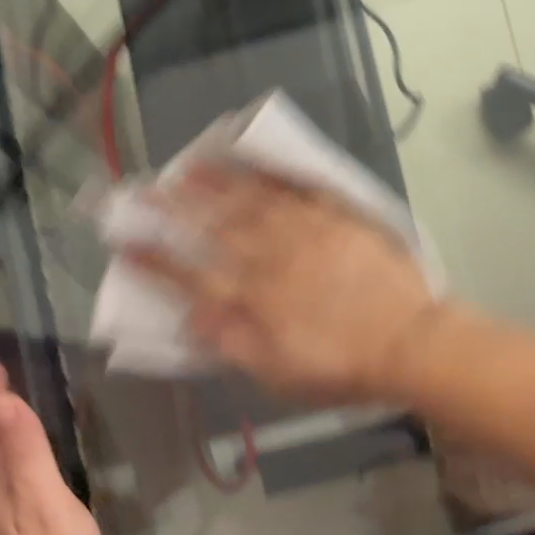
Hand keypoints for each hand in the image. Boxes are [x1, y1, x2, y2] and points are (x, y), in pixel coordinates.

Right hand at [128, 165, 445, 404]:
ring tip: (190, 164)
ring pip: (251, 201)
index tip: (124, 239)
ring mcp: (305, 231)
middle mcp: (271, 257)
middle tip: (144, 187)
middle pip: (214, 227)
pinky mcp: (336, 217)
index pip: (190, 275)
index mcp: (253, 299)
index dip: (154, 258)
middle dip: (174, 207)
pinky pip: (297, 189)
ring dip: (217, 182)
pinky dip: (271, 173)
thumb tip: (189, 317)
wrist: (410, 340)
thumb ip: (231, 342)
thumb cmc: (342, 366)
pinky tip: (255, 161)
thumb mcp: (279, 373)